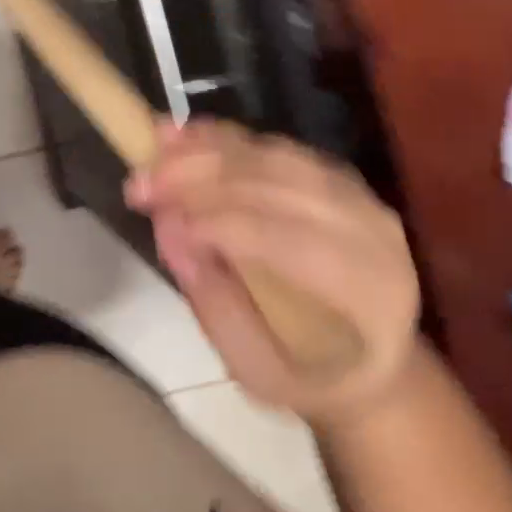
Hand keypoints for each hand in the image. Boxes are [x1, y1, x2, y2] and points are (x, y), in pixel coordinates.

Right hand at [126, 119, 420, 423]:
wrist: (371, 364)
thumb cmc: (308, 375)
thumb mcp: (258, 369)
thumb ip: (216, 304)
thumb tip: (170, 233)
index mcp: (367, 293)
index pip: (288, 240)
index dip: (218, 221)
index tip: (156, 219)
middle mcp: (373, 235)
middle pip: (278, 185)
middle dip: (199, 178)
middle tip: (137, 185)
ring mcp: (361, 199)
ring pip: (274, 157)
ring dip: (206, 151)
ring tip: (152, 154)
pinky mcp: (337, 178)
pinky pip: (275, 146)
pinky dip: (224, 138)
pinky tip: (180, 136)